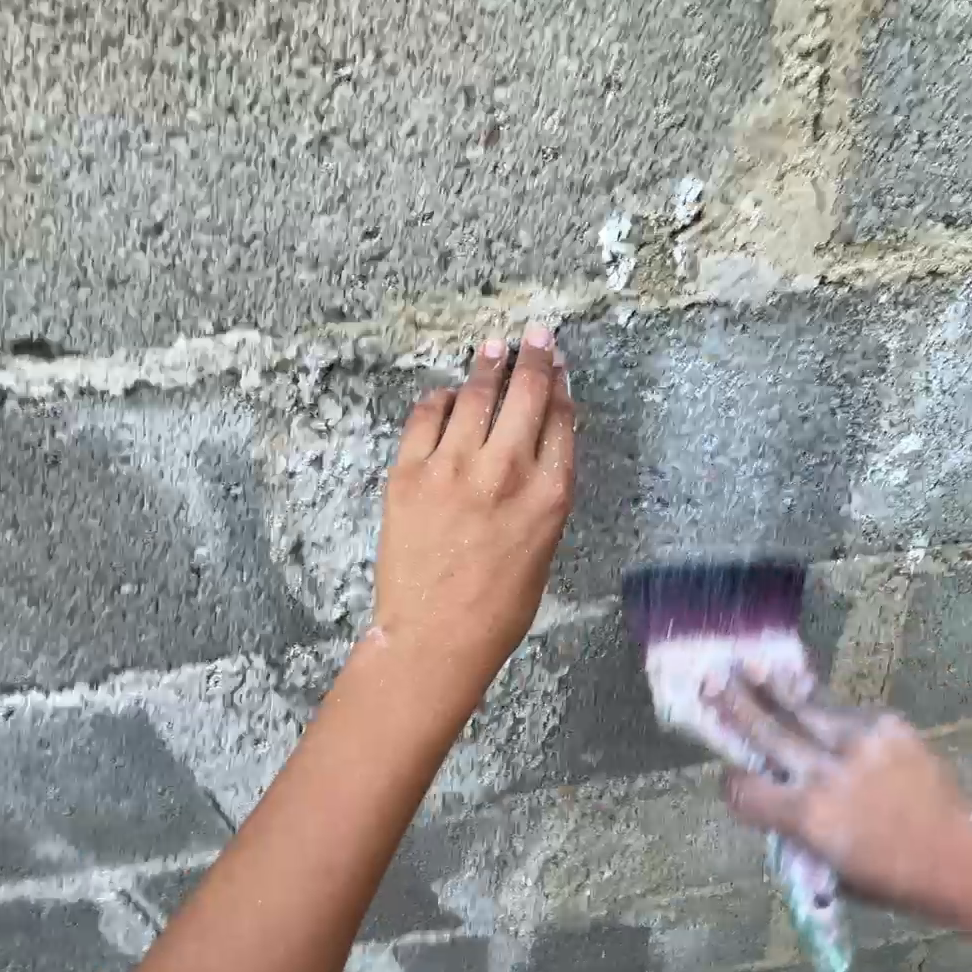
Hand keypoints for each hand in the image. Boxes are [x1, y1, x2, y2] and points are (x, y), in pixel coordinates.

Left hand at [371, 321, 575, 674]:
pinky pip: (426, 417)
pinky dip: (440, 400)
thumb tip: (537, 447)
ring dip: (488, 366)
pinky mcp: (410, 474)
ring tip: (494, 348)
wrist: (436, 637)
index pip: (560, 420)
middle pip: (526, 395)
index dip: (561, 387)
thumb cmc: (499, 605)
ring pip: (476, 396)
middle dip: (535, 357)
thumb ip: (544, 492)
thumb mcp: (544, 546)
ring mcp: (455, 469)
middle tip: (536, 334)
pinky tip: (447, 395)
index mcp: (549, 494)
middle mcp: (507, 472)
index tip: (558, 369)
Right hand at [714, 682, 971, 924]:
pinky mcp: (886, 725)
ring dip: (774, 686)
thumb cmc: (895, 876)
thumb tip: (773, 795)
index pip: (747, 790)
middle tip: (711, 677)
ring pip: (804, 706)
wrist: (963, 856)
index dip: (733, 785)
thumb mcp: (833, 867)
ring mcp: (858, 743)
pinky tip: (818, 702)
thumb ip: (798, 830)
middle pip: (767, 730)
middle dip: (735, 703)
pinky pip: (846, 712)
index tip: (730, 776)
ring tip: (751, 665)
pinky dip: (829, 711)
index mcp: (809, 817)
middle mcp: (826, 773)